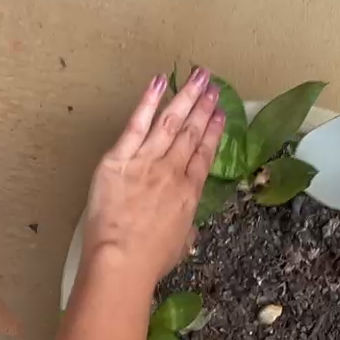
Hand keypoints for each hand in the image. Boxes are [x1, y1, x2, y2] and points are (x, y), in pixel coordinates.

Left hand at [81, 68, 223, 291]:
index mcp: (189, 194)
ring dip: (186, 97)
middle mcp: (171, 172)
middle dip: (203, 107)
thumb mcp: (179, 246)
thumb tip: (186, 230)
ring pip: (170, 122)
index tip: (220, 114)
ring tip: (198, 77)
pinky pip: (136, 124)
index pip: (204, 155)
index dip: (213, 132)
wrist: (122, 260)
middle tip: (212, 86)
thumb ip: (185, 230)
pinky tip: (159, 81)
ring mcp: (146, 162)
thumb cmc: (150, 261)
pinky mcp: (119, 159)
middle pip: (191, 133)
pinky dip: (148, 101)